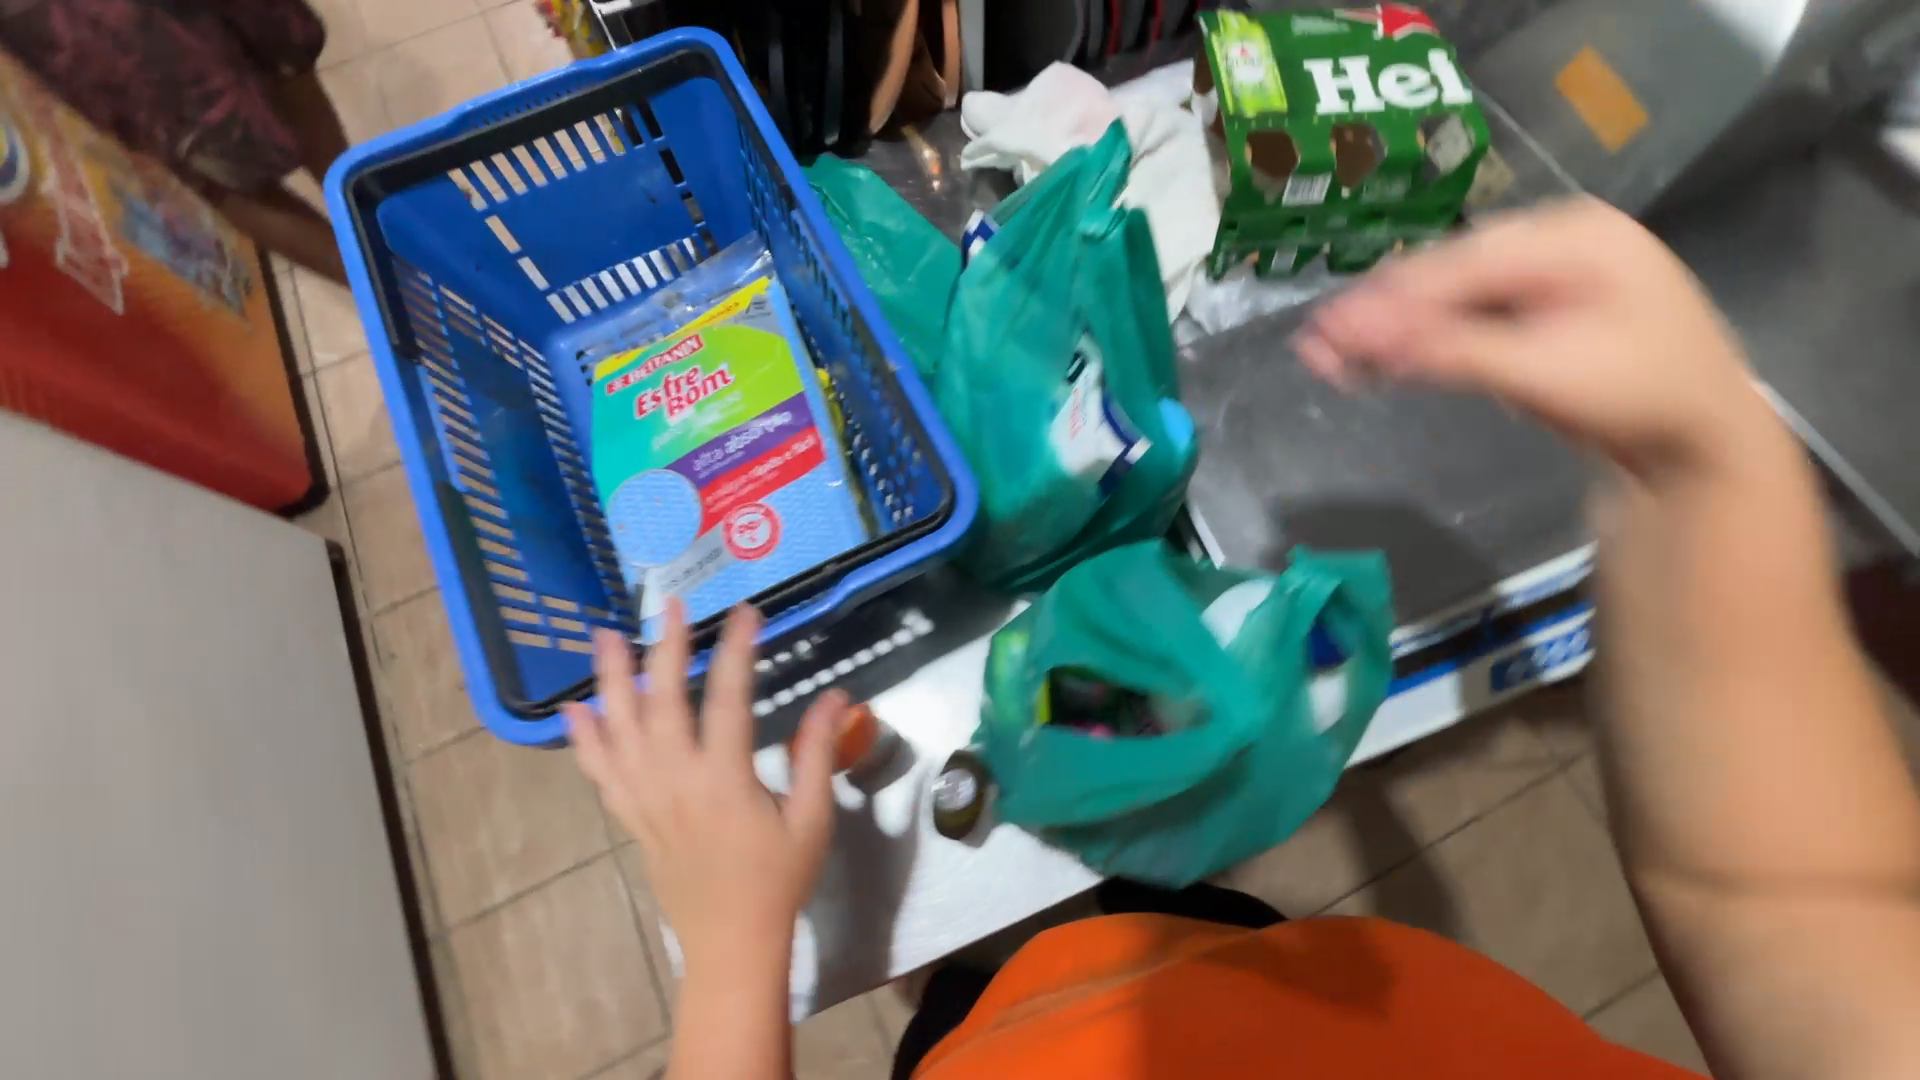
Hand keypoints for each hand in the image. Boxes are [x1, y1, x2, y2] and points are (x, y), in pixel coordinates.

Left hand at [565, 602, 848, 970]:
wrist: (730, 941)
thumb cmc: (778, 878)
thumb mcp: (812, 816)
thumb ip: (817, 752)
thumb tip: (837, 696)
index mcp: (724, 778)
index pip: (728, 697)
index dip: (737, 649)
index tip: (746, 612)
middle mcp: (675, 780)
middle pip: (662, 701)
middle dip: (665, 648)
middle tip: (669, 606)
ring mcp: (645, 798)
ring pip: (619, 729)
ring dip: (610, 679)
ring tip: (604, 635)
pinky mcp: (631, 816)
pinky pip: (600, 771)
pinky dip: (584, 738)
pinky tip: (574, 709)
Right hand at [1294, 197, 1779, 481]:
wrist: (1693, 438)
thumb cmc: (1638, 394)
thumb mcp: (1546, 370)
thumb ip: (1452, 350)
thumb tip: (1367, 341)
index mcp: (1572, 238)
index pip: (1458, 268)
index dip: (1387, 303)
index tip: (1326, 329)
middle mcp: (1549, 244)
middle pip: (1440, 279)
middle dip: (1375, 316)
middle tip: (1312, 344)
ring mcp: (1535, 278)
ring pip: (1439, 301)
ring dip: (1383, 331)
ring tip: (1323, 355)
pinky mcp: (1521, 313)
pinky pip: (1453, 321)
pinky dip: (1410, 343)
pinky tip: (1367, 359)